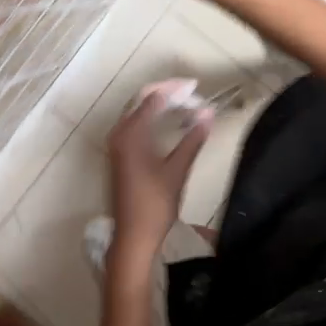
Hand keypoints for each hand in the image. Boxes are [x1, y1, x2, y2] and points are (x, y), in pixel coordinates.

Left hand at [107, 87, 209, 262]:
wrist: (132, 238)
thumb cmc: (155, 206)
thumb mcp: (177, 171)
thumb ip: (193, 139)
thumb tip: (209, 113)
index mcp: (130, 134)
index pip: (153, 97)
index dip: (175, 88)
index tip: (197, 87)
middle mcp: (118, 132)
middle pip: (142, 98)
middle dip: (167, 91)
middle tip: (191, 91)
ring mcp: (116, 142)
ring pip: (137, 109)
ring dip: (159, 102)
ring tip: (184, 101)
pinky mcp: (118, 152)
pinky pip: (134, 121)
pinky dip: (152, 115)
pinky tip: (168, 119)